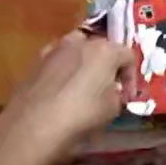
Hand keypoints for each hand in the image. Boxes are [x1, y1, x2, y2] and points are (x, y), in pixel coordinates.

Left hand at [0, 32, 130, 164]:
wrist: (34, 123)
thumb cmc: (81, 114)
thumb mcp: (112, 109)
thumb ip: (117, 94)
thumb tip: (113, 91)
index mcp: (106, 50)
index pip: (128, 56)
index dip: (131, 77)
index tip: (128, 97)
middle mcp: (82, 41)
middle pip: (102, 49)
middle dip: (107, 67)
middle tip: (107, 89)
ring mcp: (56, 48)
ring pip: (78, 51)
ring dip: (85, 66)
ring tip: (82, 88)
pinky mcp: (37, 59)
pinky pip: (59, 61)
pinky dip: (64, 70)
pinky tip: (61, 90)